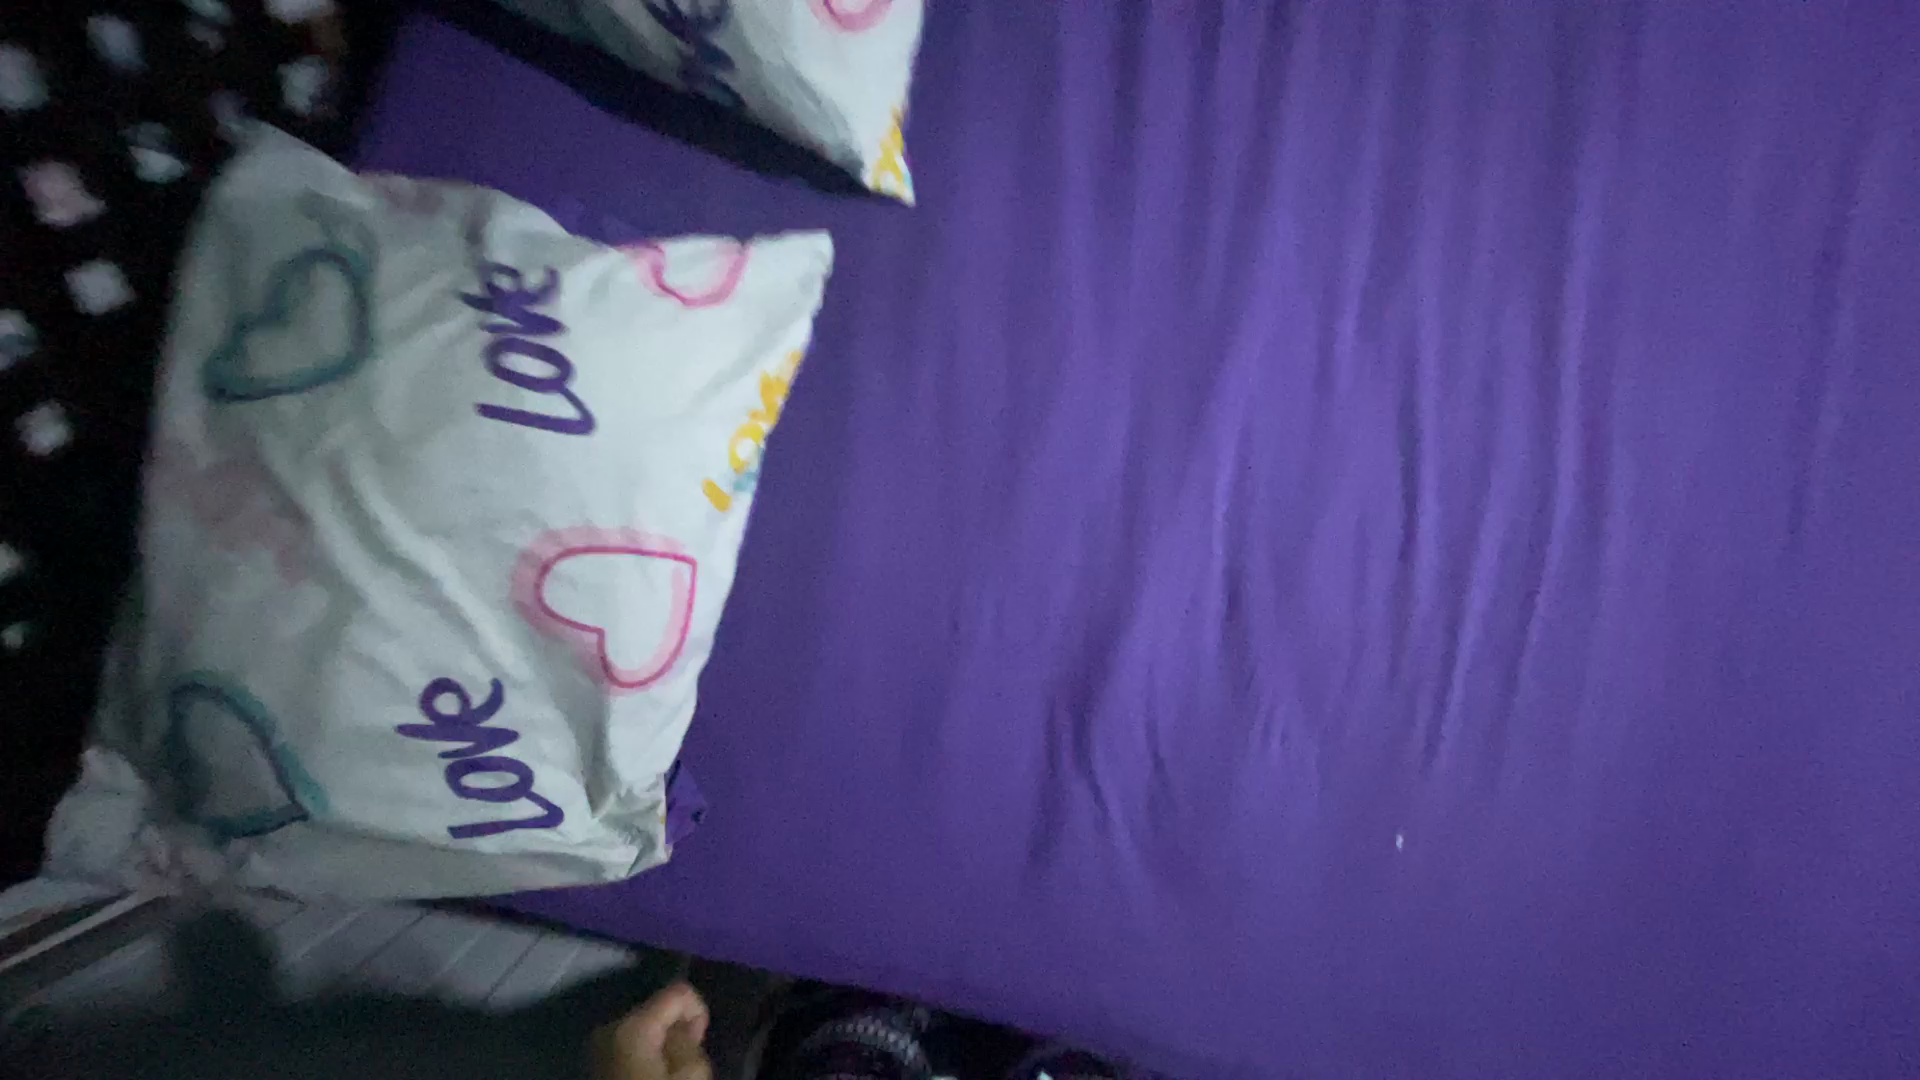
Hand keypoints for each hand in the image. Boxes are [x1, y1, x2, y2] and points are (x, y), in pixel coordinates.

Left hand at [592, 982, 713, 1079]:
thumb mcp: (692, 1075)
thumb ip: (691, 1041)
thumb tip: (680, 1029)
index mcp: (633, 1026)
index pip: (680, 991)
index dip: (698, 1012)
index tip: (698, 1043)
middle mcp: (611, 1027)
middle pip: (660, 1008)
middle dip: (677, 1029)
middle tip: (682, 1063)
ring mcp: (599, 1046)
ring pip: (647, 1026)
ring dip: (662, 1044)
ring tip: (665, 1073)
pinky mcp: (596, 1064)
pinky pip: (632, 1043)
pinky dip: (647, 1054)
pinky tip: (649, 1076)